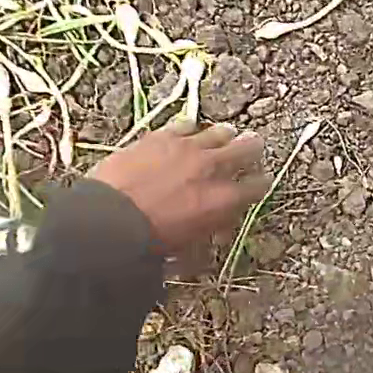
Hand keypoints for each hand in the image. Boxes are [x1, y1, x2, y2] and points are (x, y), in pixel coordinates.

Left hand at [87, 123, 267, 254]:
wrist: (110, 221)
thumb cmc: (151, 242)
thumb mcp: (191, 247)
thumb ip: (211, 230)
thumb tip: (219, 227)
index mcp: (224, 199)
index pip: (258, 186)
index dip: (262, 183)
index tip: (261, 182)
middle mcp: (213, 169)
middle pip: (247, 149)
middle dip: (253, 149)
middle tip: (255, 146)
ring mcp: (188, 149)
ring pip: (219, 132)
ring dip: (225, 135)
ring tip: (228, 133)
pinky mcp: (162, 137)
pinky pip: (185, 125)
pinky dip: (191, 129)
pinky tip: (190, 130)